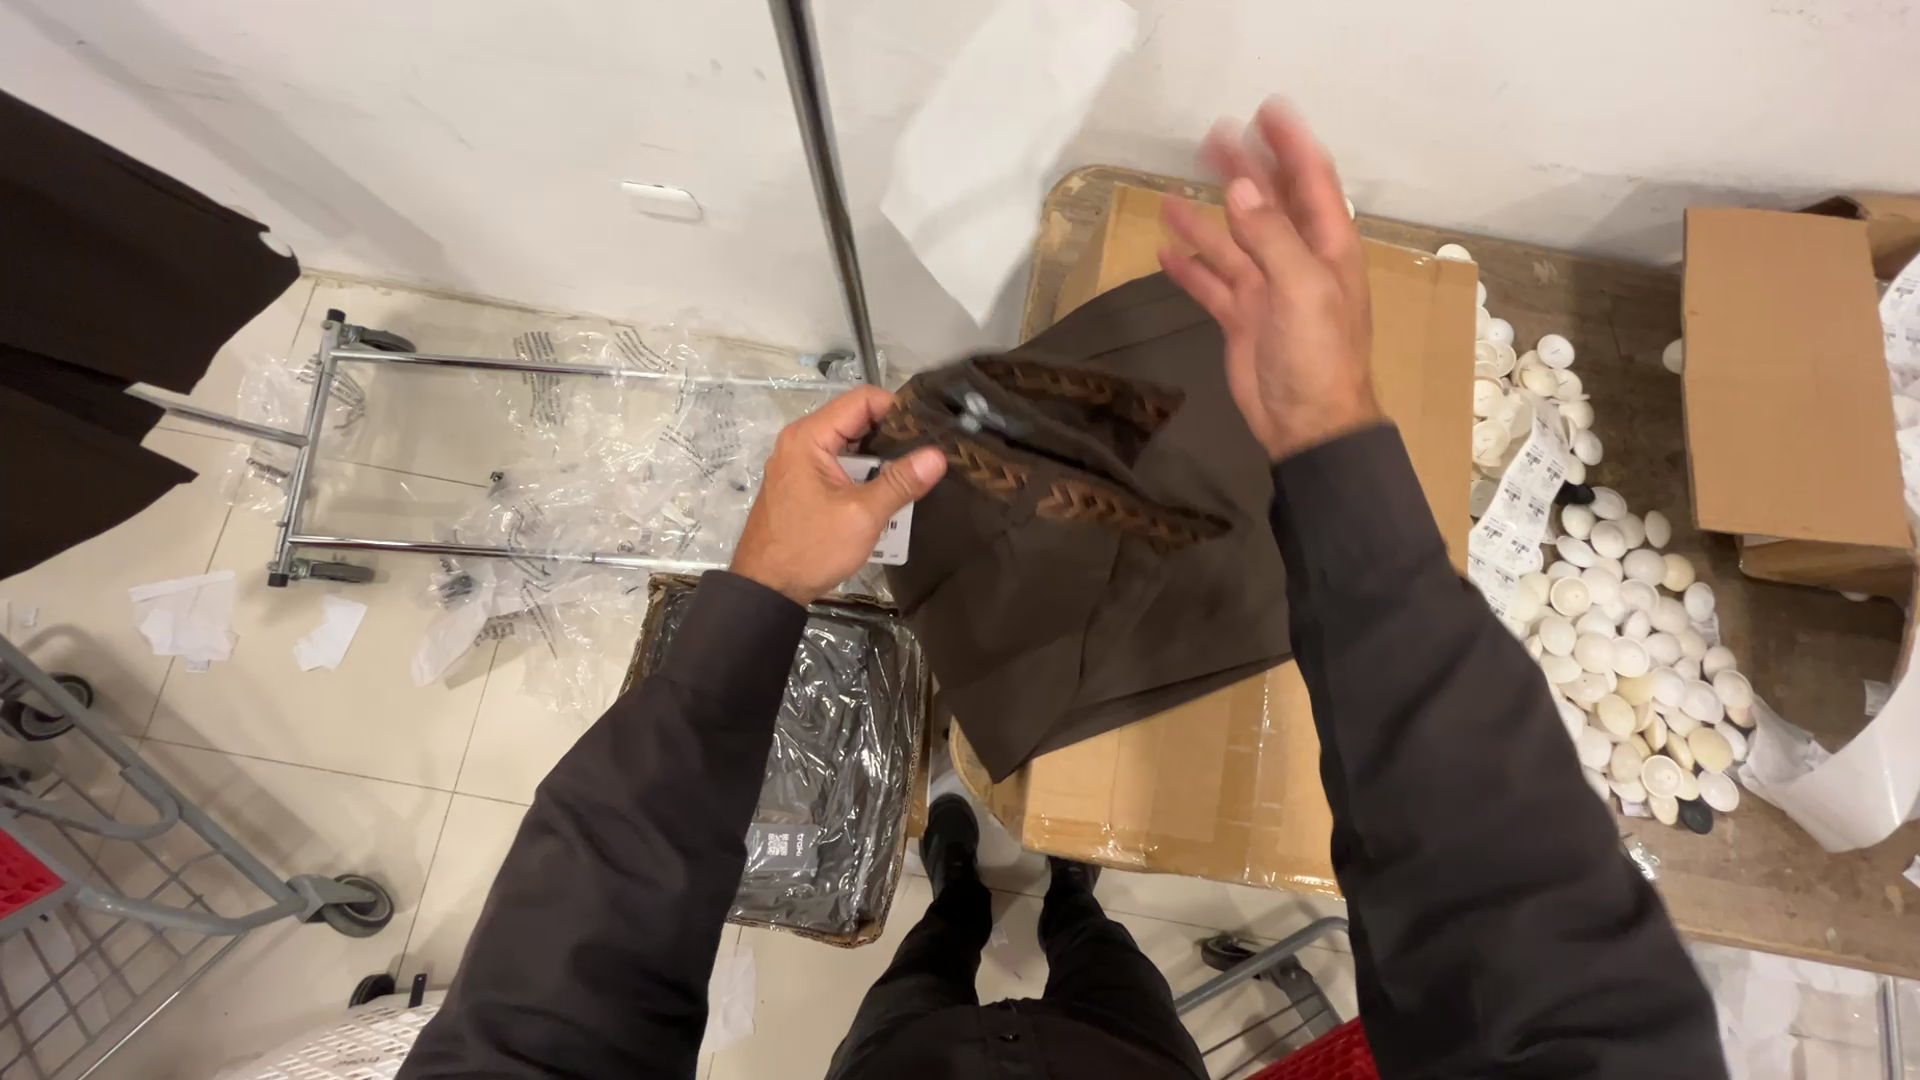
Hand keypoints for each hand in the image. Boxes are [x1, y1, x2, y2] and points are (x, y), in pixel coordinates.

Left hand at [730, 386, 946, 604]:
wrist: (769, 588)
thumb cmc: (811, 549)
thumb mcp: (862, 516)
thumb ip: (900, 483)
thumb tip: (937, 456)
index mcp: (810, 437)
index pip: (862, 400)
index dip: (898, 410)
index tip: (927, 431)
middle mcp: (802, 440)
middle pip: (856, 420)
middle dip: (892, 435)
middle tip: (926, 454)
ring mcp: (800, 462)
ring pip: (851, 445)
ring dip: (880, 459)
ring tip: (914, 474)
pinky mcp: (804, 483)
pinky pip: (841, 466)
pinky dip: (864, 474)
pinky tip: (887, 492)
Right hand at [1158, 100, 1380, 461]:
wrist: (1305, 422)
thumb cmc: (1318, 354)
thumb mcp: (1302, 289)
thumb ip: (1271, 238)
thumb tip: (1238, 191)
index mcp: (1324, 247)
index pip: (1308, 182)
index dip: (1288, 146)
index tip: (1262, 113)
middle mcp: (1295, 261)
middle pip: (1262, 206)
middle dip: (1238, 172)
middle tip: (1207, 140)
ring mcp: (1265, 291)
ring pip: (1229, 246)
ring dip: (1200, 222)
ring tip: (1166, 198)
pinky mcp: (1240, 320)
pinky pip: (1211, 286)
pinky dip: (1190, 271)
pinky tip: (1165, 253)